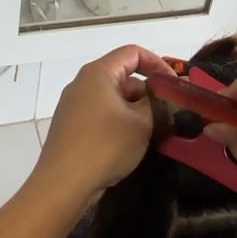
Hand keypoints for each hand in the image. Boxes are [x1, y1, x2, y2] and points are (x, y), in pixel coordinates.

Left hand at [31, 45, 172, 205]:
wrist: (62, 184)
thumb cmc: (104, 146)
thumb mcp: (142, 123)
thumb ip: (158, 104)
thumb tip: (166, 98)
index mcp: (98, 73)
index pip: (133, 53)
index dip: (158, 64)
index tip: (174, 85)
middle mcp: (83, 83)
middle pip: (123, 76)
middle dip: (149, 93)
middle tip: (170, 114)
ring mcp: (74, 105)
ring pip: (114, 98)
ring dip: (136, 111)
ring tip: (155, 132)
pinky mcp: (71, 126)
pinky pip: (102, 114)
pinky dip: (120, 122)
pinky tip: (131, 144)